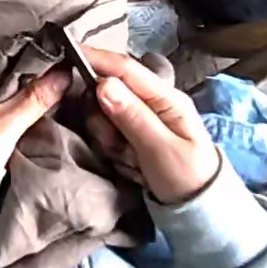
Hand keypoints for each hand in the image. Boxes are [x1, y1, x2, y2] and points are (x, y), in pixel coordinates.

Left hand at [0, 55, 66, 169]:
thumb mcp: (7, 125)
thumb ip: (36, 98)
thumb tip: (66, 74)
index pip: (2, 53)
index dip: (30, 57)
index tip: (56, 63)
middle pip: (1, 63)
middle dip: (26, 72)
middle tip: (55, 78)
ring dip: (20, 84)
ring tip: (46, 88)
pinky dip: (9, 95)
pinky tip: (27, 101)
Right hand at [82, 47, 220, 204]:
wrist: (200, 213)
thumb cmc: (187, 178)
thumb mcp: (161, 149)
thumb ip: (132, 116)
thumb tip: (103, 83)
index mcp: (166, 97)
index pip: (125, 68)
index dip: (96, 58)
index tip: (66, 54)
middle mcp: (153, 101)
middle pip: (109, 90)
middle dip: (103, 117)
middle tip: (114, 143)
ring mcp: (142, 118)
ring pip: (105, 113)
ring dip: (108, 137)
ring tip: (129, 159)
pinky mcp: (134, 134)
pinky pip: (109, 131)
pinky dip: (112, 147)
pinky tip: (129, 163)